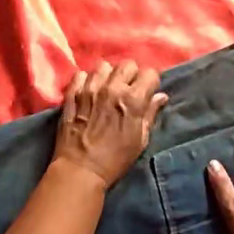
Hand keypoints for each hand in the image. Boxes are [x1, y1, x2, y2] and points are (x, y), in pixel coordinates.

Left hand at [50, 61, 168, 190]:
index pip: (149, 73)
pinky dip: (86, 80)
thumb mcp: (140, 140)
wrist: (80, 170)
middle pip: (127, 64)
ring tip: (106, 88)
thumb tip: (161, 96)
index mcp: (132, 99)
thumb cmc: (115, 159)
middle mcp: (112, 88)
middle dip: (131, 74)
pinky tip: (88, 92)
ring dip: (108, 75)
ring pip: (104, 66)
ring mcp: (90, 88)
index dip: (150, 81)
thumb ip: (150, 114)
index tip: (147, 90)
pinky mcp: (72, 93)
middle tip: (127, 88)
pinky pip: (81, 74)